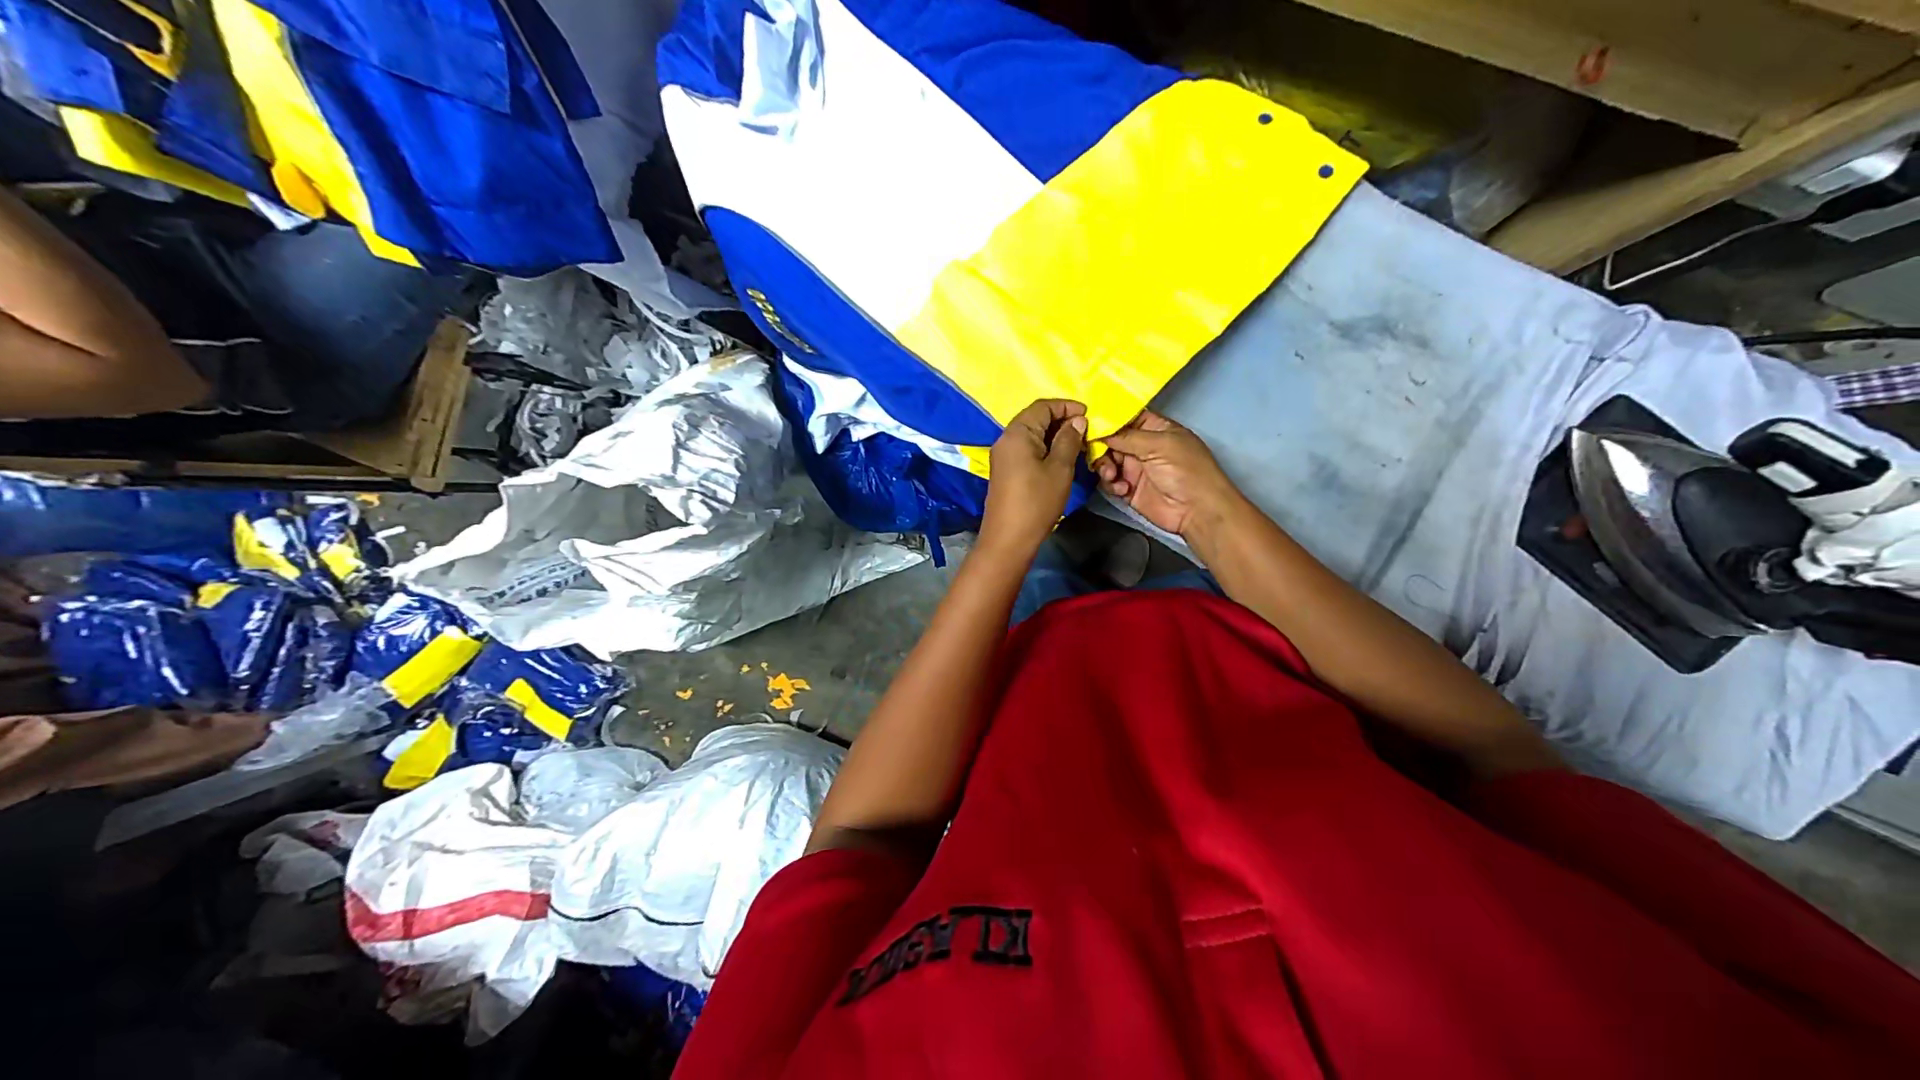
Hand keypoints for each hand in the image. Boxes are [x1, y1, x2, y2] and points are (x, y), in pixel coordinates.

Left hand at [979, 399, 1086, 557]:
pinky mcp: (1005, 470)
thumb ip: (1069, 440)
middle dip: (1061, 420)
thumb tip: (1077, 420)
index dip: (1066, 406)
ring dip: (1054, 435)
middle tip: (1085, 430)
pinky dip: (1045, 448)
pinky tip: (1061, 458)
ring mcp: (1003, 455)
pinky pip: (1026, 449)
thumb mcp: (1060, 468)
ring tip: (1077, 444)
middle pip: (1035, 418)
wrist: (1009, 538)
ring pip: (1032, 435)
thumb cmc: (1037, 501)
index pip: (1042, 406)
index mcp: (1017, 433)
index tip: (1088, 414)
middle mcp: (1006, 438)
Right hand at [1095, 411, 1244, 539]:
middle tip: (1095, 452)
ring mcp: (1135, 468)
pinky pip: (1110, 482)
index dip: (1108, 417)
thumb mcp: (1159, 445)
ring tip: (1111, 474)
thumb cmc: (1186, 470)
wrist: (1196, 511)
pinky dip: (1111, 484)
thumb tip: (1100, 430)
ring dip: (1104, 466)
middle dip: (1101, 445)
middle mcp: (1143, 446)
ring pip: (1107, 460)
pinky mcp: (1129, 489)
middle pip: (1112, 439)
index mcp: (1155, 429)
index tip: (1089, 420)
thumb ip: (1127, 436)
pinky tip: (1122, 489)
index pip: (1127, 417)